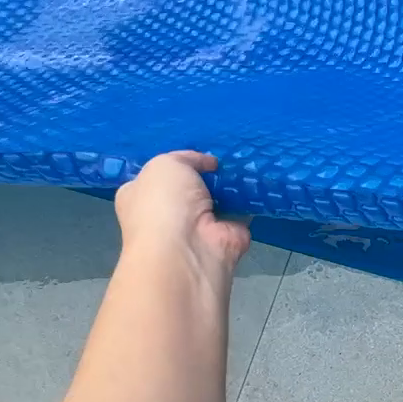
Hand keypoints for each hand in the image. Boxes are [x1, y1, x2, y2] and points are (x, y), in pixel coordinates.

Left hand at [113, 151, 250, 278]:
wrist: (189, 245)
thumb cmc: (164, 203)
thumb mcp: (166, 164)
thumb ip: (186, 158)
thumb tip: (208, 165)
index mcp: (140, 195)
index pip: (158, 176)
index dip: (179, 163)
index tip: (200, 156)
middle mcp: (167, 211)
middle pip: (193, 185)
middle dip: (210, 173)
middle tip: (229, 160)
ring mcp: (199, 224)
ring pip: (220, 196)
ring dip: (234, 185)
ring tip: (249, 167)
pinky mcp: (229, 232)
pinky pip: (243, 209)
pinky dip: (253, 199)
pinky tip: (261, 184)